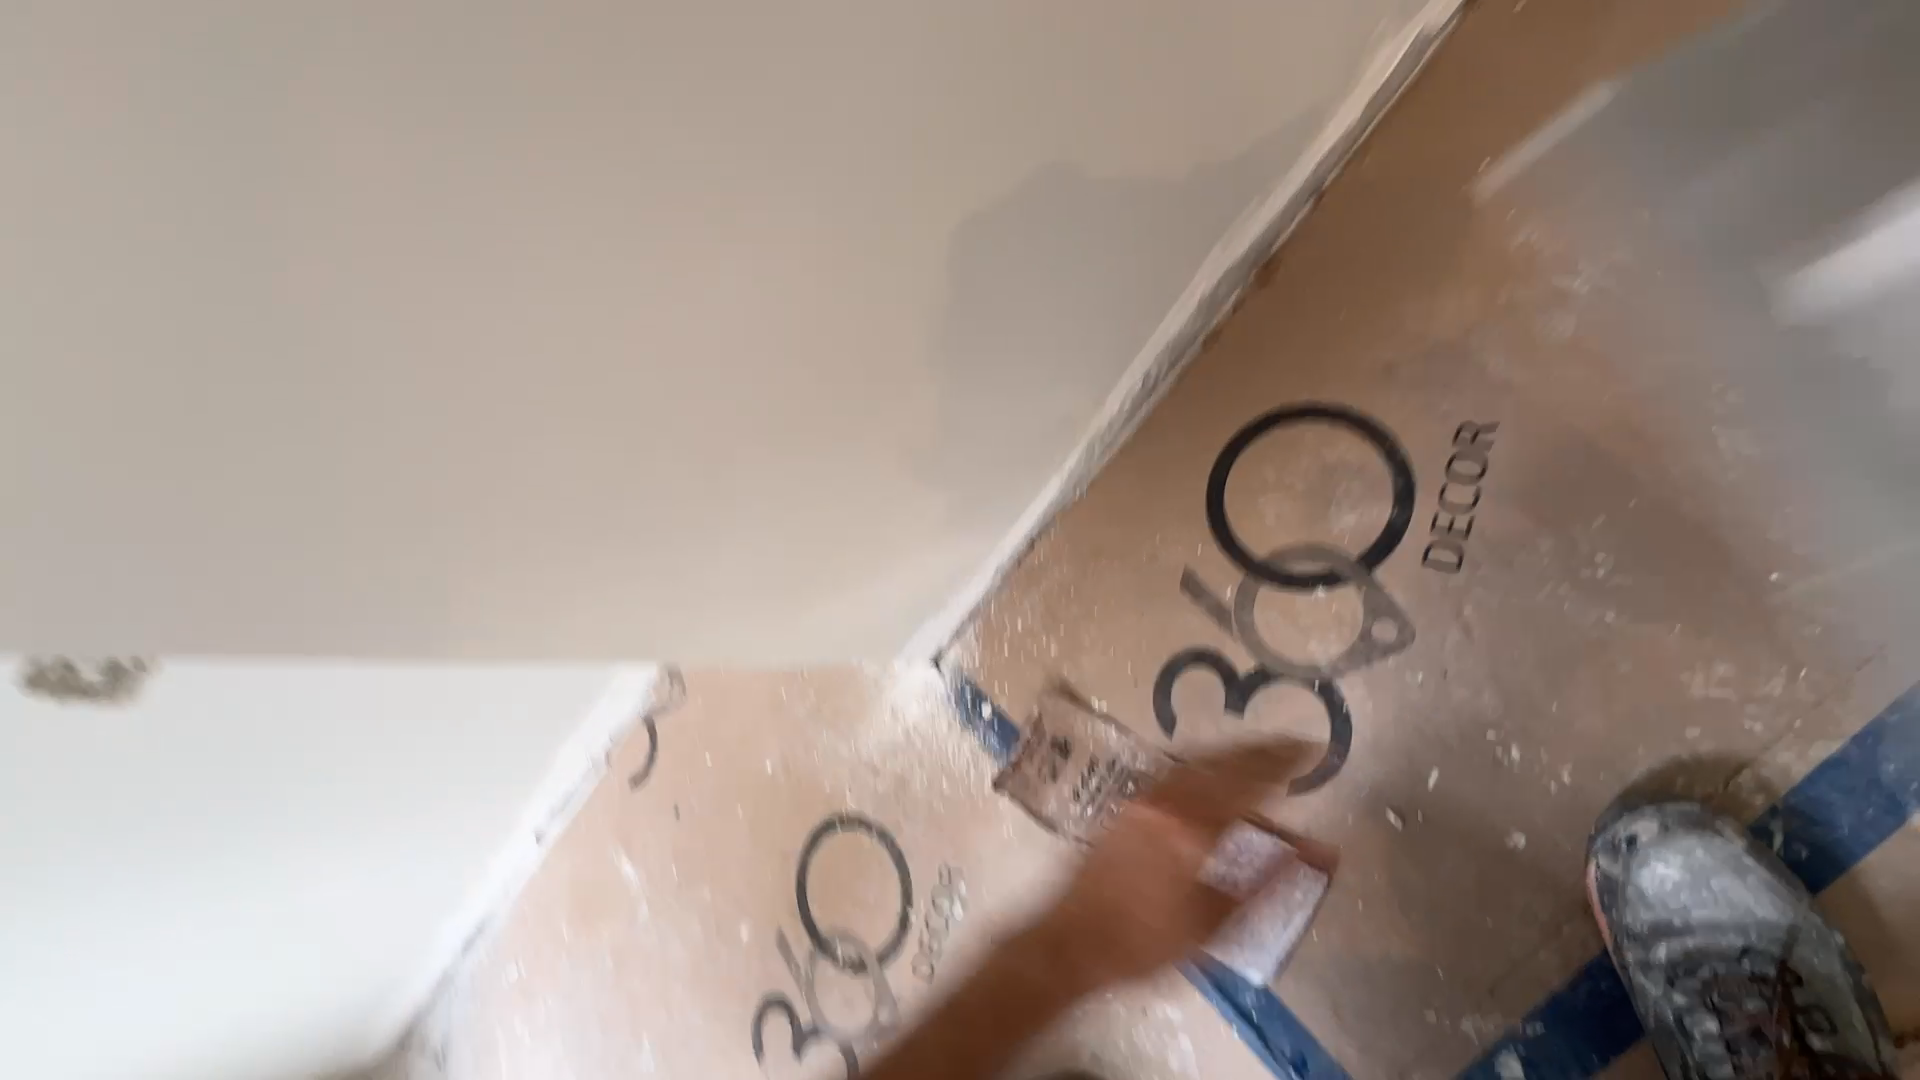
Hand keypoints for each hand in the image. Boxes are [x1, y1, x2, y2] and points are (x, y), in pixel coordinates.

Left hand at [1027, 740, 1314, 989]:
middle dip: (1259, 752)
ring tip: (1259, 755)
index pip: (1247, 780)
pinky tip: (1212, 775)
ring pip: (1194, 763)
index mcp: (1192, 825)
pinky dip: (1202, 766)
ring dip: (1230, 755)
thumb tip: (1324, 850)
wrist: (1074, 940)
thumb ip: (1271, 880)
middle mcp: (1166, 800)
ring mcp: (1141, 799)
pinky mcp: (1125, 806)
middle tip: (1291, 746)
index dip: (1281, 763)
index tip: (1310, 750)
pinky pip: (1173, 772)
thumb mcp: (1218, 920)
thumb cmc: (1148, 941)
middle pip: (1220, 762)